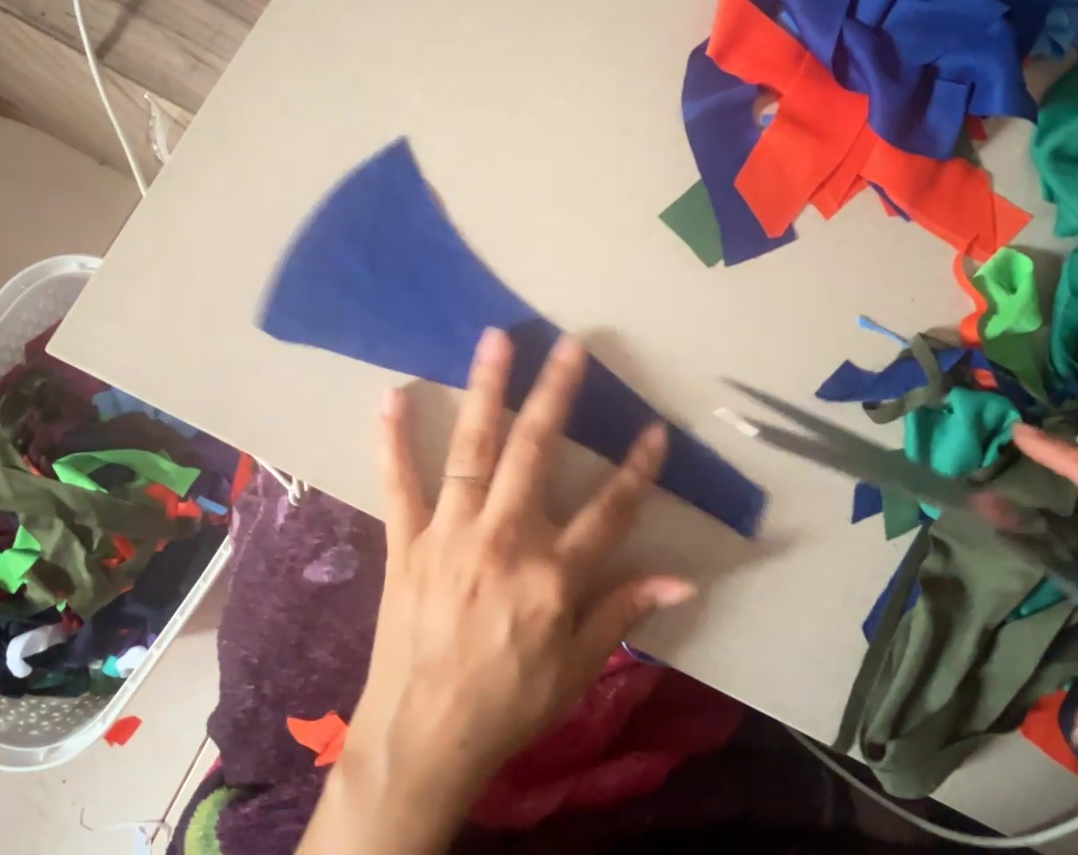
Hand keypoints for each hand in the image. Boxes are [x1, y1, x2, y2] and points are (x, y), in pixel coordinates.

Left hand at [298, 329, 694, 853]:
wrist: (422, 737)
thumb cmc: (509, 703)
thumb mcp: (577, 667)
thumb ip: (624, 611)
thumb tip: (684, 580)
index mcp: (552, 574)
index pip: (609, 510)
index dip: (637, 468)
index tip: (654, 428)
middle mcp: (503, 539)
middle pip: (535, 452)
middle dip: (556, 394)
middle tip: (570, 345)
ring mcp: (450, 534)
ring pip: (472, 449)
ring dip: (486, 390)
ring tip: (496, 340)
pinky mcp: (406, 542)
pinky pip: (398, 483)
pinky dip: (394, 439)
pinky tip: (393, 395)